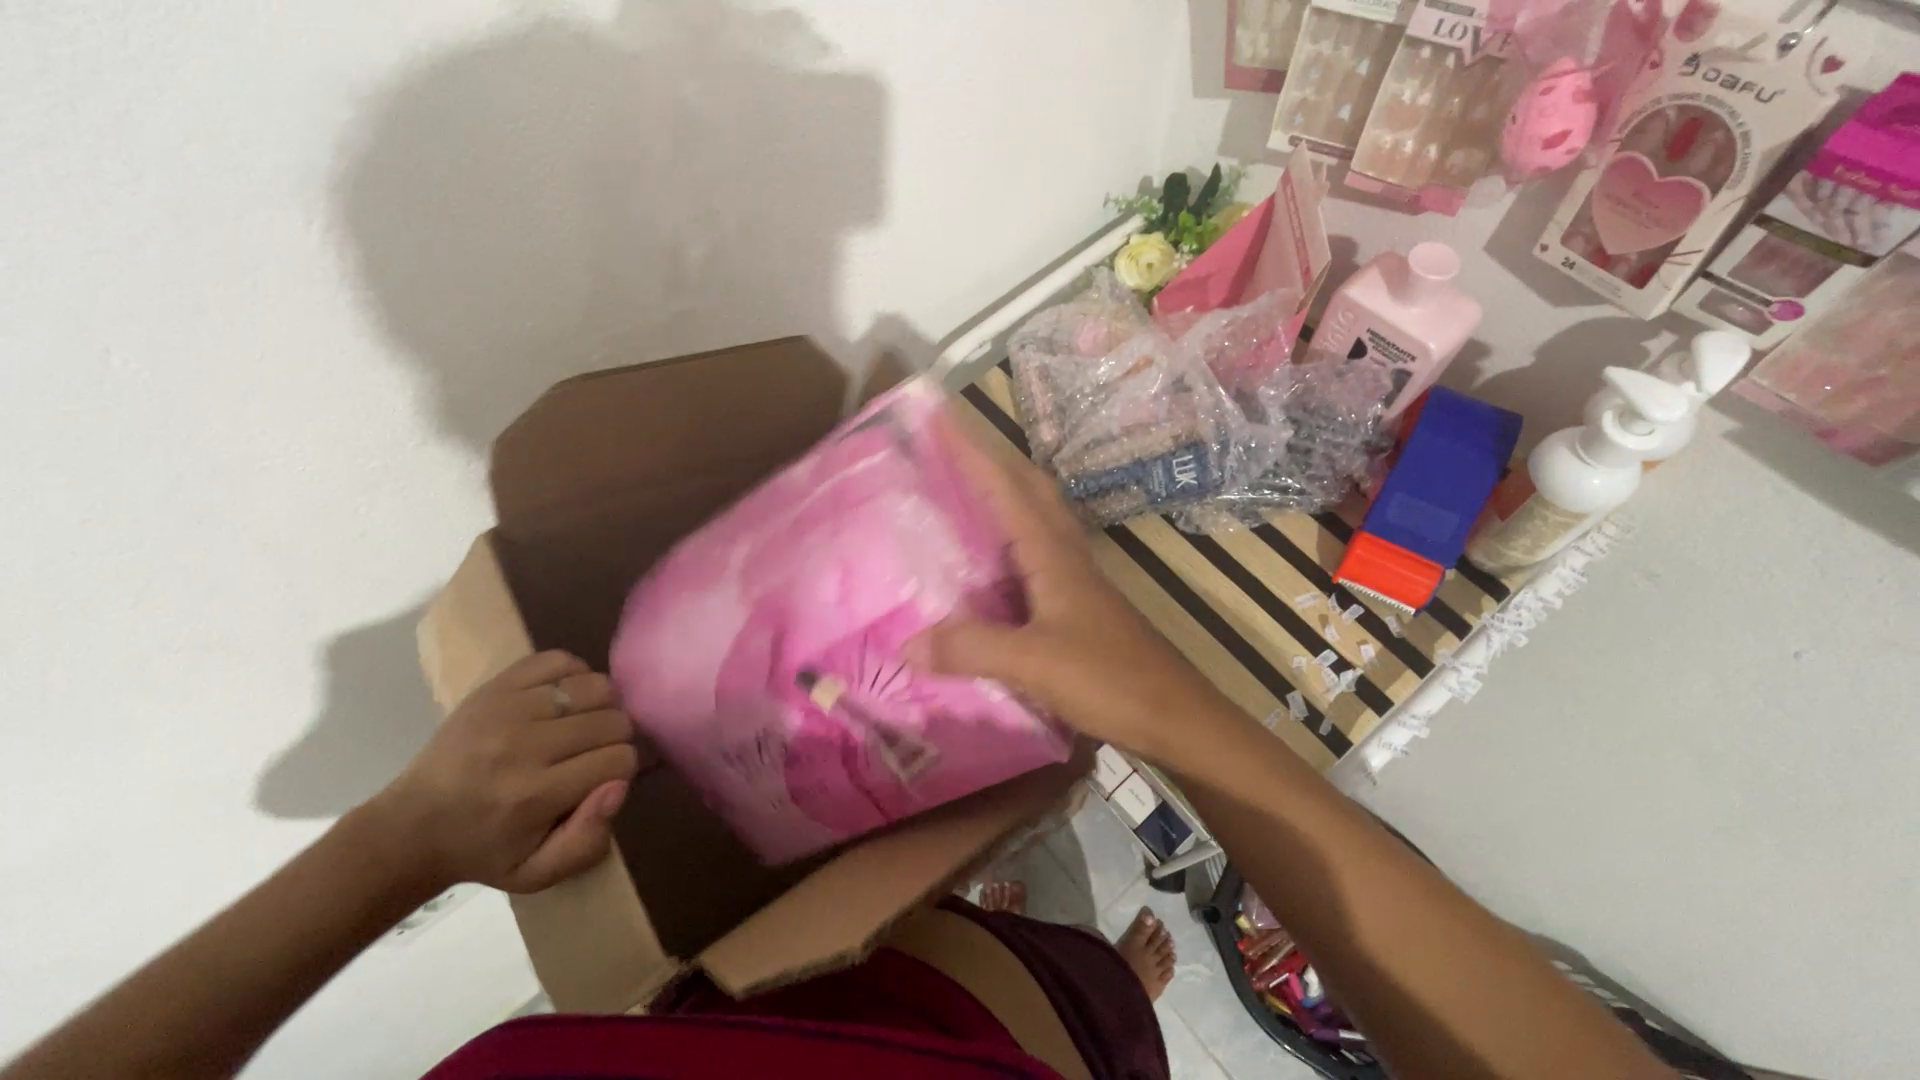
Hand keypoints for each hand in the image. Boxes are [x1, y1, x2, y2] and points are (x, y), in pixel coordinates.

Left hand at [365, 650, 641, 893]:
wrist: (411, 826)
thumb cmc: (484, 852)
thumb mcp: (537, 873)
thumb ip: (587, 841)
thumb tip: (619, 785)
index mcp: (534, 795)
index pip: (619, 760)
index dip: (621, 770)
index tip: (604, 779)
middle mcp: (523, 745)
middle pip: (612, 721)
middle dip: (616, 738)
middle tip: (595, 754)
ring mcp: (507, 709)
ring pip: (595, 686)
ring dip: (601, 706)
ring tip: (584, 725)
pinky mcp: (494, 687)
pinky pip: (559, 660)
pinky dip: (575, 674)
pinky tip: (566, 699)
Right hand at [905, 411, 1228, 759]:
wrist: (1175, 717)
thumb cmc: (1110, 679)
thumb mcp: (1033, 663)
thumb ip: (971, 648)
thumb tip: (907, 642)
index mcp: (1053, 554)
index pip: (1007, 486)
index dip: (973, 450)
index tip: (941, 416)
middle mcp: (1066, 556)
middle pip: (1029, 492)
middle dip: (991, 464)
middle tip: (948, 454)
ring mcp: (1076, 582)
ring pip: (1035, 524)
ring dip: (1001, 502)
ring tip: (957, 501)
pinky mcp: (1079, 610)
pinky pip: (1035, 562)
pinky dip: (1007, 551)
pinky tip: (986, 575)